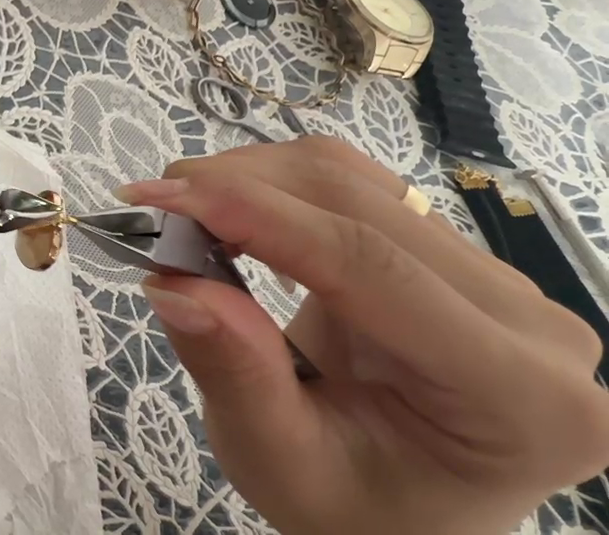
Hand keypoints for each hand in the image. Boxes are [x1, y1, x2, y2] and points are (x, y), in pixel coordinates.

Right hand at [117, 137, 608, 534]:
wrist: (401, 508)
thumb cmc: (346, 503)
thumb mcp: (277, 462)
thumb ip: (235, 375)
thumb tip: (172, 285)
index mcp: (516, 396)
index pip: (368, 264)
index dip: (252, 214)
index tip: (150, 196)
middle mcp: (530, 325)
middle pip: (357, 205)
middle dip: (233, 188)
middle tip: (149, 213)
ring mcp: (499, 282)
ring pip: (350, 179)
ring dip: (247, 178)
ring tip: (186, 219)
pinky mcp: (454, 255)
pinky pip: (353, 184)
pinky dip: (271, 182)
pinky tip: (233, 217)